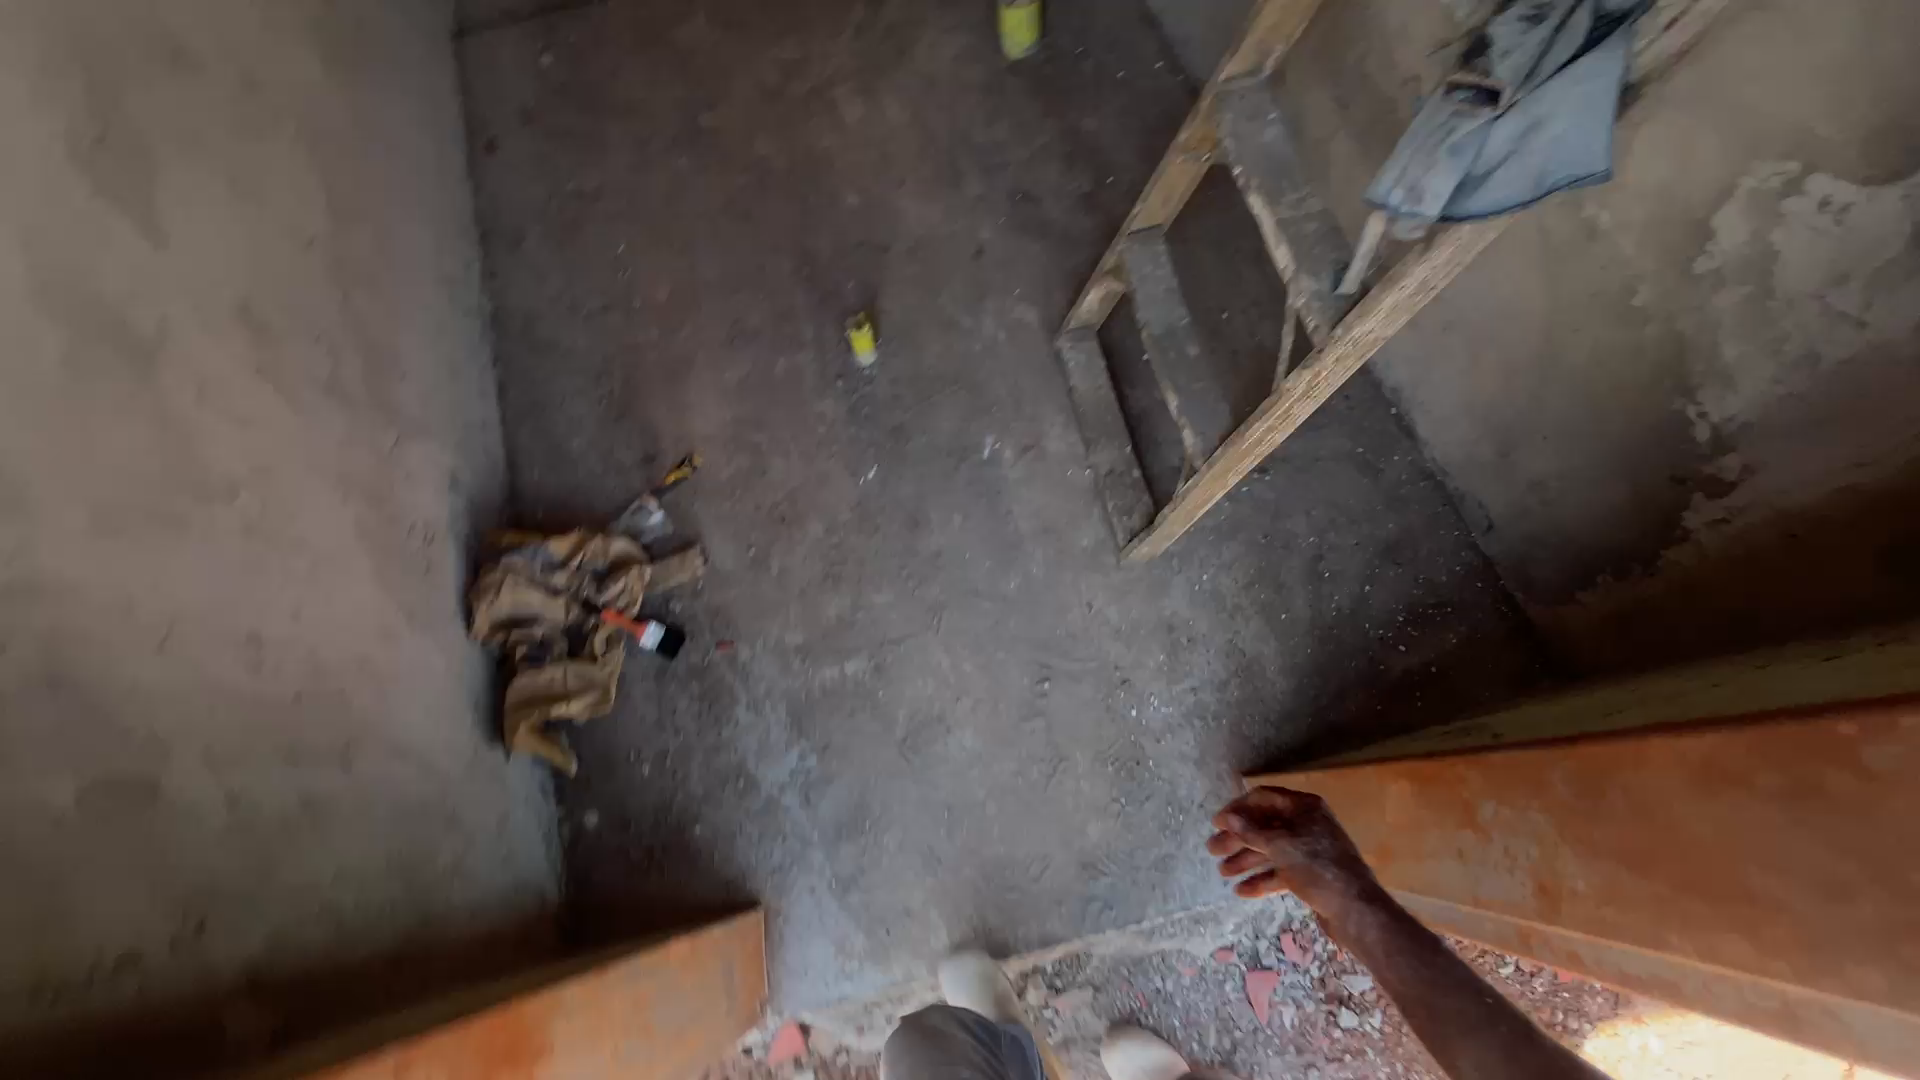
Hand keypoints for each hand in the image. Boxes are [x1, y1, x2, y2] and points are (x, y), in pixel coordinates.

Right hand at [1207, 786, 1383, 917]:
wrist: (1357, 911)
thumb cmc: (1318, 868)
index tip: (1216, 823)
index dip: (1237, 809)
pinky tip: (1242, 891)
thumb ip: (1250, 831)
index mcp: (1303, 807)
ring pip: (1271, 850)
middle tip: (1212, 850)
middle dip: (1237, 839)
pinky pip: (1281, 871)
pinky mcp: (1311, 875)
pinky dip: (1263, 879)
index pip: (1262, 798)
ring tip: (1223, 873)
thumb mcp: (1279, 846)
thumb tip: (1227, 818)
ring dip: (1246, 860)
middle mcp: (1306, 824)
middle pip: (1264, 826)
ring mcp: (1309, 850)